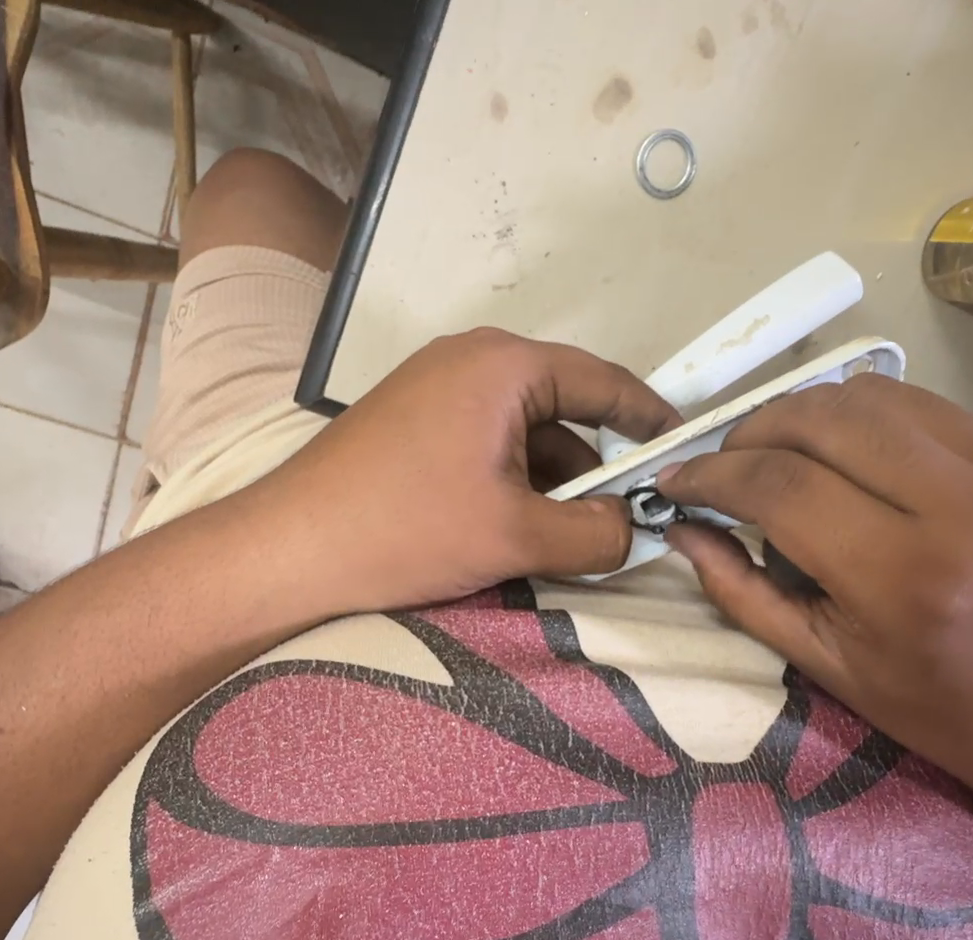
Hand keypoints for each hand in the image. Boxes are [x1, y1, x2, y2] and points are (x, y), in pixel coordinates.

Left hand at [238, 328, 678, 616]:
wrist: (288, 549)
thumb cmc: (408, 529)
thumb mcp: (516, 536)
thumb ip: (595, 533)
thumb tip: (633, 527)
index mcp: (505, 365)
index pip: (604, 381)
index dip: (650, 419)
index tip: (685, 452)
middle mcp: (471, 358)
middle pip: (562, 406)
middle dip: (593, 464)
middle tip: (619, 517)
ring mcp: (433, 386)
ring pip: (521, 430)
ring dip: (549, 479)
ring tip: (560, 536)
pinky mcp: (410, 419)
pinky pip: (483, 440)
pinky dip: (509, 478)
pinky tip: (509, 526)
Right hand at [659, 374, 972, 792]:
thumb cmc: (939, 714)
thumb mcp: (823, 663)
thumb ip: (740, 590)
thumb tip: (682, 528)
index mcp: (905, 576)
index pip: (781, 485)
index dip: (712, 475)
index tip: (674, 481)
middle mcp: (965, 505)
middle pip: (825, 418)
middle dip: (753, 431)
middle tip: (726, 466)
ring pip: (875, 396)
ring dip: (807, 416)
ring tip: (782, 456)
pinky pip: (926, 411)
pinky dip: (867, 425)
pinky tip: (853, 463)